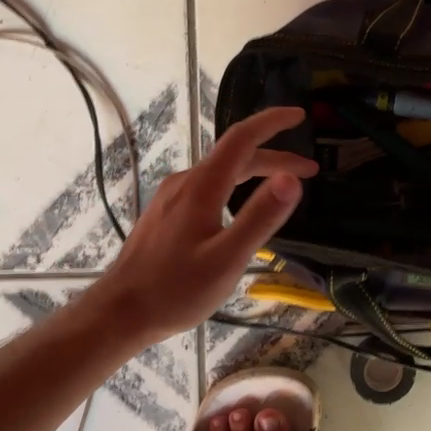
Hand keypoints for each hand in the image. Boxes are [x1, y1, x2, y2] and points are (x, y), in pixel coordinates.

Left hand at [87, 107, 316, 344]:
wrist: (120, 313)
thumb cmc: (175, 290)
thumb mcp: (228, 258)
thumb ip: (261, 217)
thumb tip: (292, 179)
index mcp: (202, 188)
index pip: (242, 139)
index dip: (272, 123)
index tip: (300, 117)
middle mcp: (185, 183)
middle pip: (235, 157)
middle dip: (275, 158)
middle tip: (311, 171)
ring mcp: (172, 198)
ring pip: (221, 173)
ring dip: (256, 172)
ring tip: (282, 187)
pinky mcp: (166, 214)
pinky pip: (208, 188)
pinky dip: (236, 186)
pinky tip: (242, 208)